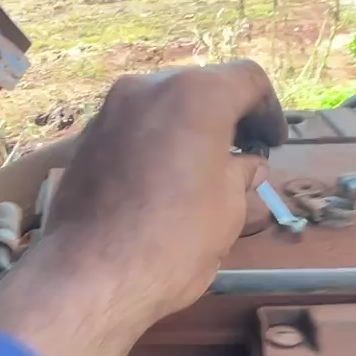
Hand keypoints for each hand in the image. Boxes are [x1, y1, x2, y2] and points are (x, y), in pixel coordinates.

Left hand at [0, 60, 284, 355]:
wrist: (89, 275)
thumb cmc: (173, 242)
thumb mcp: (227, 210)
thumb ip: (240, 175)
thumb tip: (245, 166)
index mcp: (195, 95)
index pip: (246, 80)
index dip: (269, 109)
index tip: (272, 142)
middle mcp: (146, 88)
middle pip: (198, 89)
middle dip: (224, 117)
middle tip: (242, 154)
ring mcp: (108, 112)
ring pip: (160, 108)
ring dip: (185, 130)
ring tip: (200, 170)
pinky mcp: (83, 141)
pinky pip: (130, 130)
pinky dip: (152, 144)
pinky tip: (160, 181)